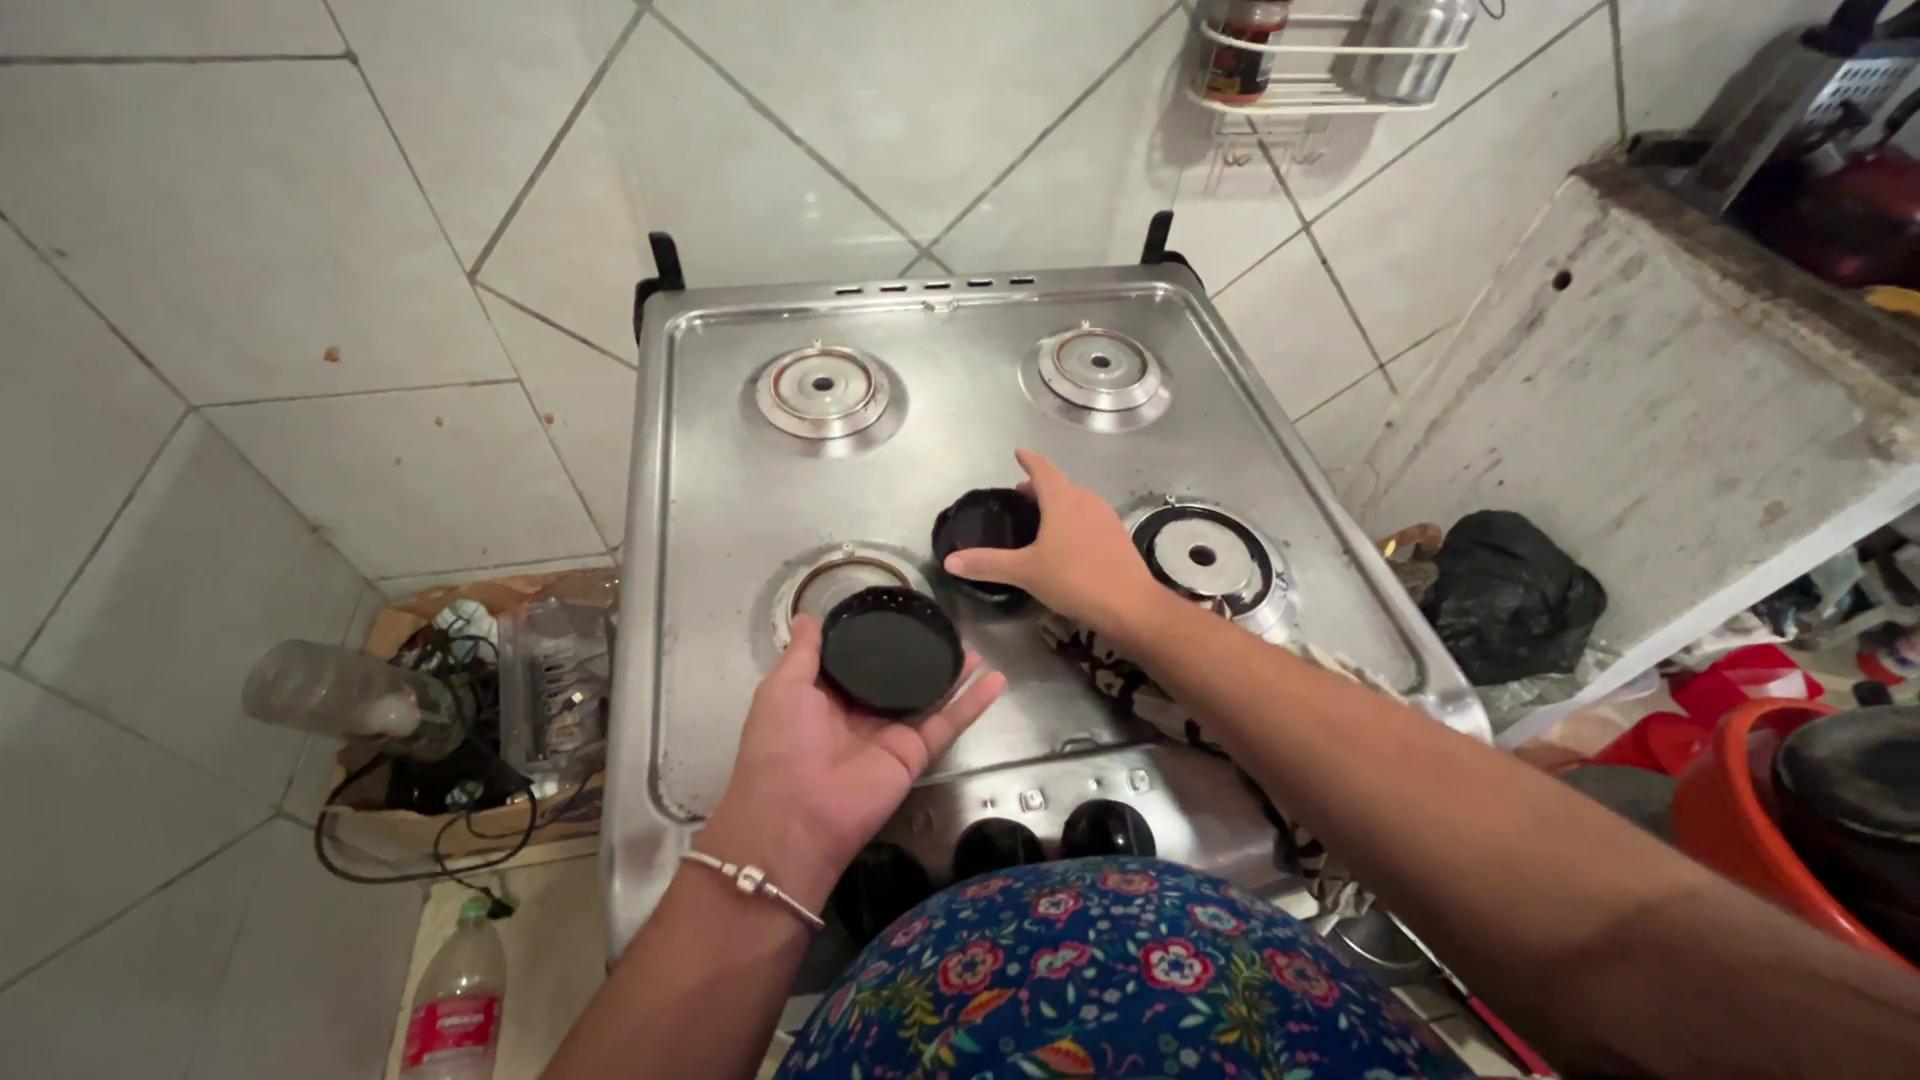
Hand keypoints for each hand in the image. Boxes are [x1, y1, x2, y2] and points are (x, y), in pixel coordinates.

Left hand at [705, 614, 1005, 908]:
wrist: (796, 814)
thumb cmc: (781, 743)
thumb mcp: (782, 688)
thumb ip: (803, 653)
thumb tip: (809, 616)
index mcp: (825, 696)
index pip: (856, 661)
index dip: (874, 638)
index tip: (896, 612)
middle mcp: (860, 712)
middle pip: (897, 677)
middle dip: (918, 655)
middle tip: (942, 627)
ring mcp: (890, 733)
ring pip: (928, 696)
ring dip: (952, 674)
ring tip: (973, 647)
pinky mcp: (914, 753)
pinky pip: (948, 723)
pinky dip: (973, 704)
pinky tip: (995, 679)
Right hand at [942, 449, 1164, 634]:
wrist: (1130, 605)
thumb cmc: (1074, 579)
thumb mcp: (1025, 572)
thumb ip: (988, 564)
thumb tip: (950, 561)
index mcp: (1063, 500)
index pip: (1043, 470)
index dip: (1029, 460)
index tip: (1018, 453)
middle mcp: (1086, 501)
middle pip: (1060, 485)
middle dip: (1040, 486)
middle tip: (1020, 495)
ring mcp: (1106, 518)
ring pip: (1077, 502)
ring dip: (1059, 503)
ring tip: (1042, 517)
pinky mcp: (1117, 537)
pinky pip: (1090, 518)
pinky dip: (1074, 520)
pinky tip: (1068, 541)